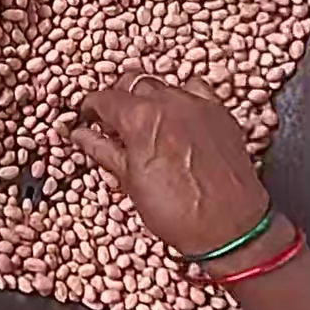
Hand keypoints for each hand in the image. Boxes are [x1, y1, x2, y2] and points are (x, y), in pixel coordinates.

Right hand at [72, 76, 272, 257]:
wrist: (228, 227)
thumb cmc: (177, 210)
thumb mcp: (128, 179)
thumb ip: (103, 149)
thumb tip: (81, 135)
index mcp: (138, 117)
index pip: (103, 98)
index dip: (90, 108)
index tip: (88, 118)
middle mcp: (167, 102)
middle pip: (132, 82)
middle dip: (118, 98)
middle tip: (112, 121)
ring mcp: (197, 105)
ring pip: (162, 85)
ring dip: (148, 97)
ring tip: (144, 122)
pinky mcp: (219, 113)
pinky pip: (195, 91)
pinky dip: (181, 97)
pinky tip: (177, 118)